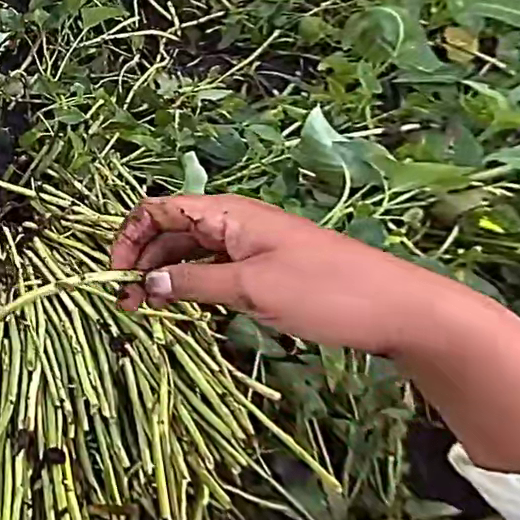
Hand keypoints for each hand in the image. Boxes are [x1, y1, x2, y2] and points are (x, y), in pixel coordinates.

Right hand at [110, 194, 519, 471]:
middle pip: (168, 230)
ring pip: (188, 251)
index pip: (158, 209)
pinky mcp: (262, 267)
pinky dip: (188, 283)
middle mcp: (232, 221)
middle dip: (141, 259)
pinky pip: (211, 267)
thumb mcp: (250, 288)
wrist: (404, 310)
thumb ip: (190, 282)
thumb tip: (143, 283)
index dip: (129, 235)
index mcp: (226, 213)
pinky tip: (180, 305)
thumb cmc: (325, 290)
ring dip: (162, 274)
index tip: (115, 272)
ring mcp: (248, 244)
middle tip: (124, 300)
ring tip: (144, 308)